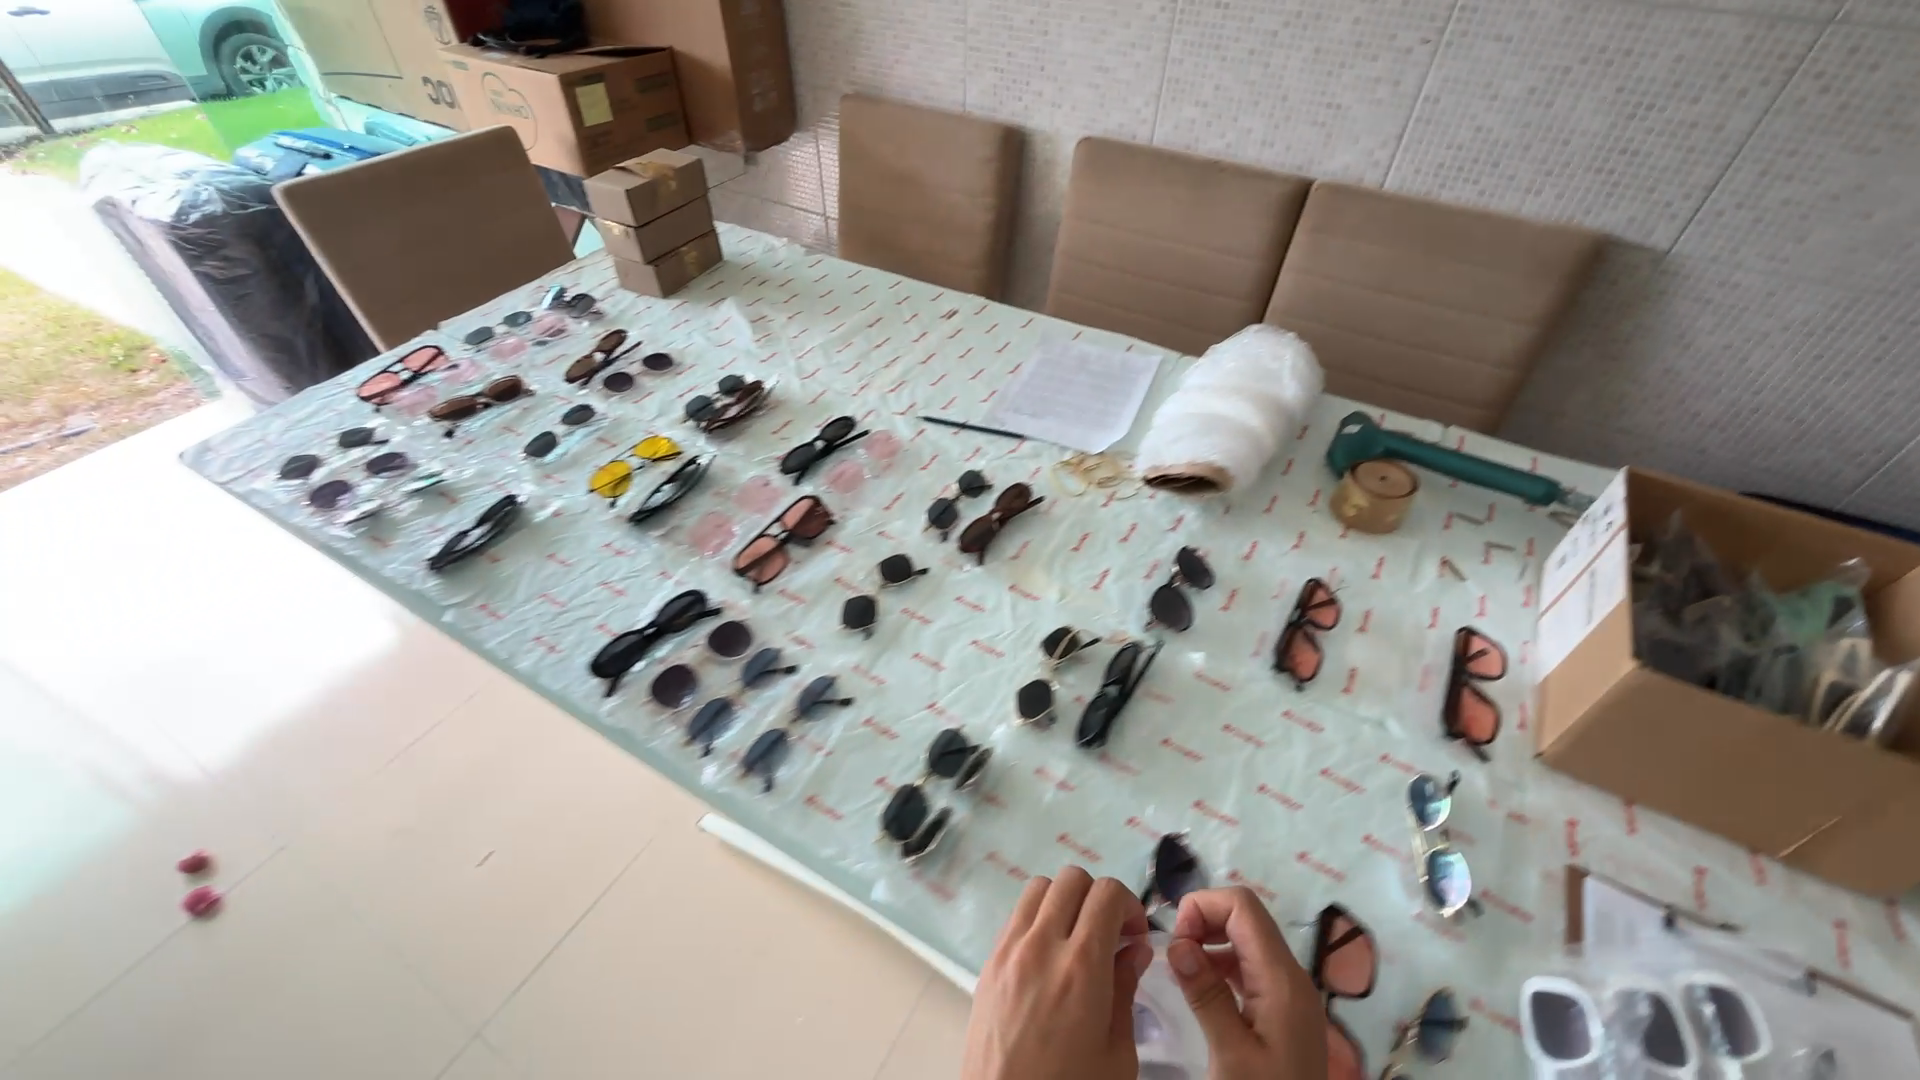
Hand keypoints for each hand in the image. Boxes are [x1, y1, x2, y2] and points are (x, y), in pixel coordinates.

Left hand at [963, 866, 1153, 1079]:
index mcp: (1080, 967)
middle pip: (1072, 878)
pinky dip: (1038, 918)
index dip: (1129, 904)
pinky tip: (1049, 956)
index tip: (1135, 935)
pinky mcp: (988, 962)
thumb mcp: (1116, 1053)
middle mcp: (1041, 945)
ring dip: (1064, 901)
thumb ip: (1125, 990)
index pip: (1107, 893)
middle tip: (1110, 933)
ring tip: (1077, 938)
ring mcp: (1008, 949)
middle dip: (1098, 897)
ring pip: (1039, 887)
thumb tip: (1134, 949)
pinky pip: (1016, 915)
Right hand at [1168, 886, 1325, 1079]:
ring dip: (1209, 941)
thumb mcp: (1230, 1055)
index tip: (1175, 940)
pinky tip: (1201, 988)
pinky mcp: (1283, 1008)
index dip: (1203, 907)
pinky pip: (1250, 965)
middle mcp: (1291, 975)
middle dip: (1204, 920)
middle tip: (1175, 956)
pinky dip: (1220, 962)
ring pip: (1246, 938)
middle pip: (1245, 916)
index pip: (1243, 906)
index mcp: (1282, 979)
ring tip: (1182, 973)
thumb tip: (1178, 942)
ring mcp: (1290, 992)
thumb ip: (1205, 994)